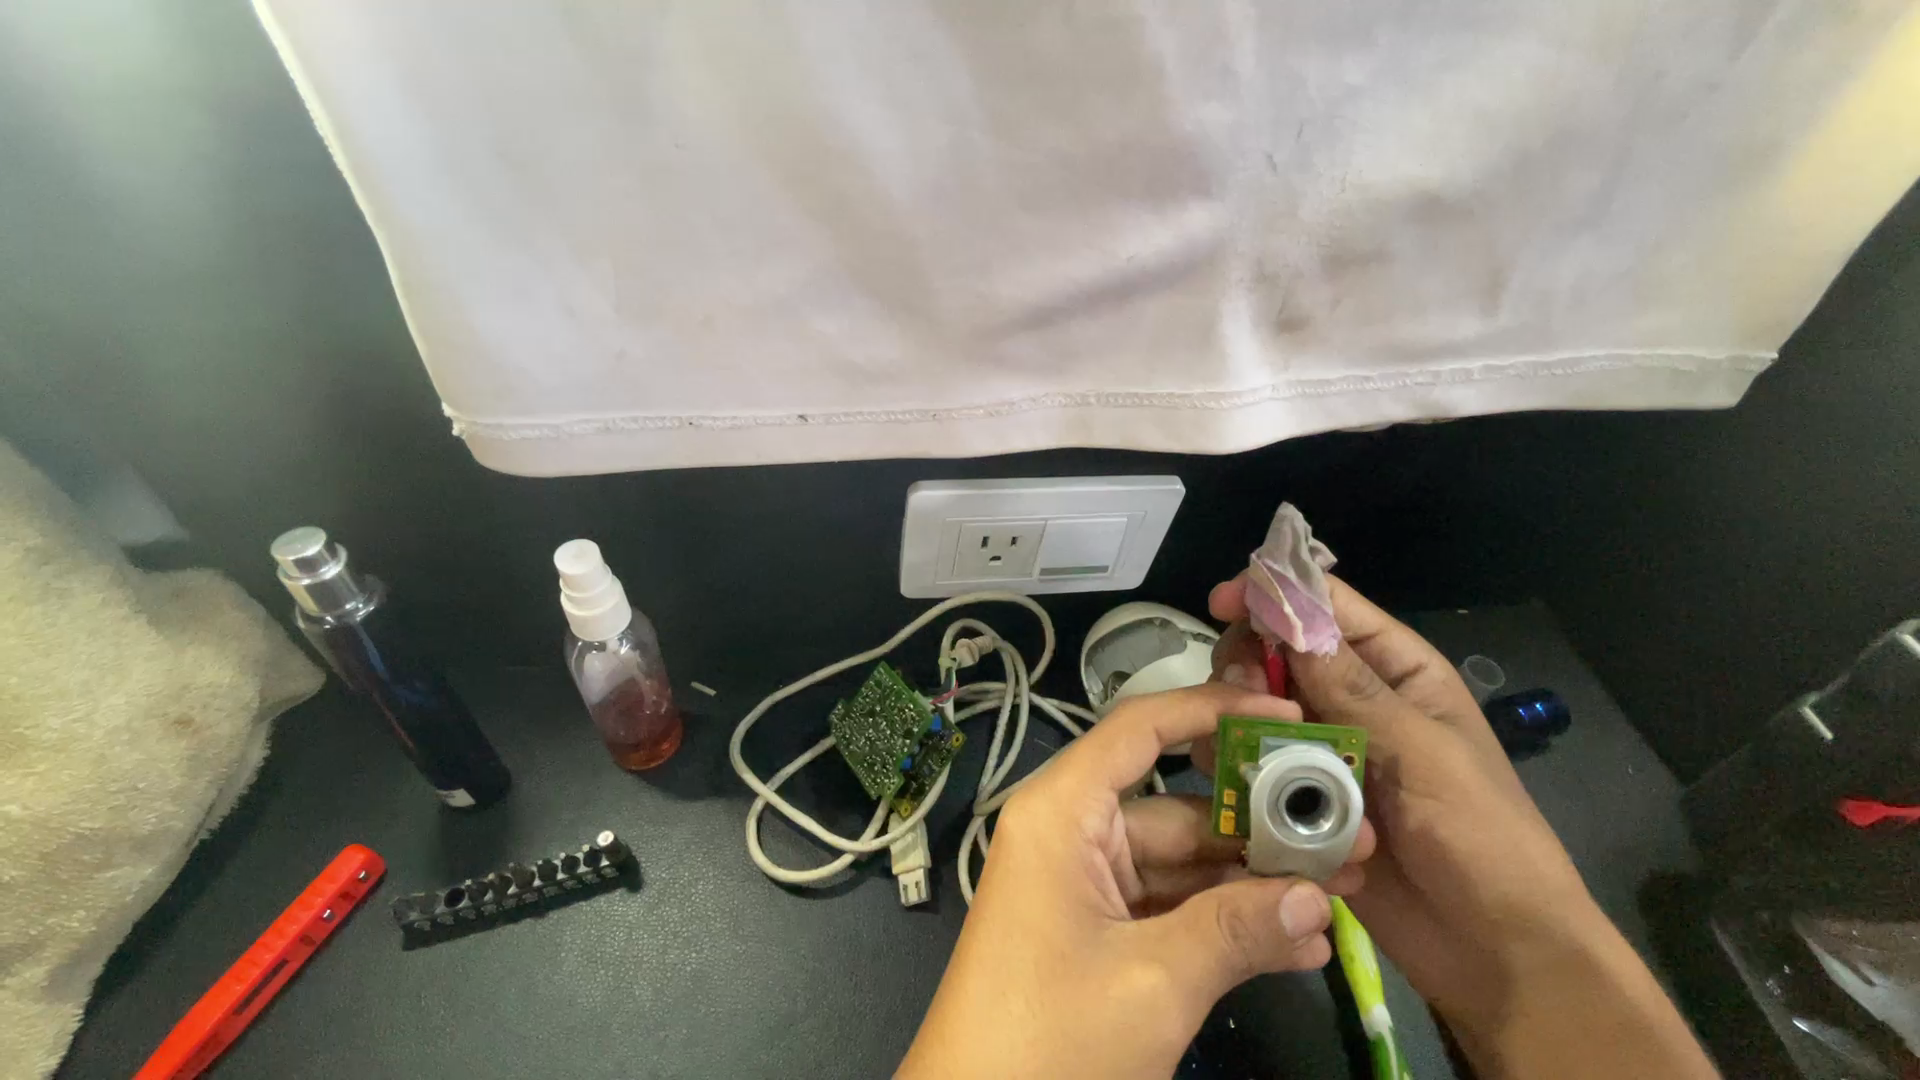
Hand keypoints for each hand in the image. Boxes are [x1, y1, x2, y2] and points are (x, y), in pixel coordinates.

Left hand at [897, 683, 1375, 1079]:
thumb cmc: (1050, 1036)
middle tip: (1347, 829)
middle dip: (1260, 822)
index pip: (1141, 730)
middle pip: (1177, 804)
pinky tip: (1300, 943)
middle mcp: (1074, 833)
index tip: (1287, 717)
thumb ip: (1236, 932)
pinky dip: (1225, 923)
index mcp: (1064, 812)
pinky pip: (1169, 910)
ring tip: (1345, 886)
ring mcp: (1086, 885)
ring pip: (1182, 863)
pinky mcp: (1097, 932)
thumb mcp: (1153, 983)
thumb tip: (1317, 898)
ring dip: (1254, 879)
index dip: (1212, 712)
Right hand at [1207, 575, 1716, 1078]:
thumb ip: (1351, 687)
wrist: (1494, 951)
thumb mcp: (1424, 754)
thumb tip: (1287, 613)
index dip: (1274, 593)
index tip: (1223, 602)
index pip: (1327, 607)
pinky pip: (1249, 762)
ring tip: (1236, 750)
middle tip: (1239, 697)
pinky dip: (1233, 764)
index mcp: (1395, 671)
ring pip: (1252, 705)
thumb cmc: (1482, 838)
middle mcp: (1351, 699)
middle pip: (1275, 650)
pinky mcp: (1298, 795)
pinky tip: (1230, 784)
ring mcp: (1320, 749)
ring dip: (1235, 717)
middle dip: (1247, 664)